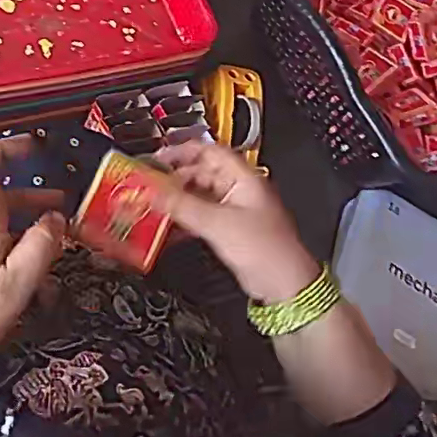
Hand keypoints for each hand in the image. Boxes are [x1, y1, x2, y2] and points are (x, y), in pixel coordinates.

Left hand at [0, 135, 66, 367]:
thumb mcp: (16, 283)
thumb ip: (42, 246)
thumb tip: (58, 219)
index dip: (5, 147)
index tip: (31, 145)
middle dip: (32, 186)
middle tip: (61, 196)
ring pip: (0, 209)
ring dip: (29, 211)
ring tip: (58, 225)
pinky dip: (20, 233)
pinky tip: (38, 254)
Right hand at [152, 141, 320, 303]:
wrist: (284, 286)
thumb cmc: (268, 251)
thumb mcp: (218, 223)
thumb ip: (183, 206)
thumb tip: (155, 192)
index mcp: (243, 178)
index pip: (209, 151)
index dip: (183, 151)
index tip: (160, 158)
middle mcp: (239, 189)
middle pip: (201, 173)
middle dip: (175, 177)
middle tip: (152, 185)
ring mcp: (234, 209)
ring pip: (200, 194)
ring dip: (178, 198)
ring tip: (156, 203)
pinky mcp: (230, 228)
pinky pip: (202, 214)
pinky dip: (186, 216)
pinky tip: (171, 224)